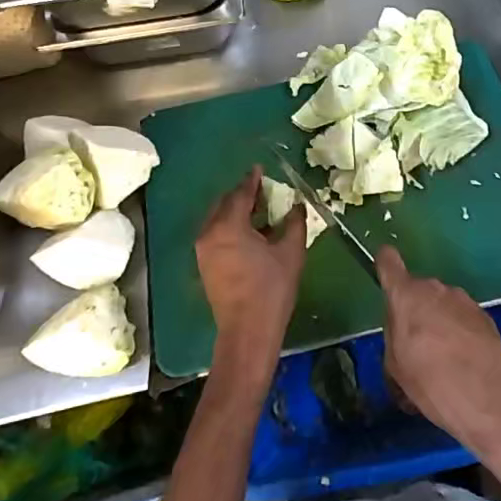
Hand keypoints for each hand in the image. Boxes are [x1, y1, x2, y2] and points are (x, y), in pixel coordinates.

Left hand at [196, 167, 306, 356]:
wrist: (248, 331)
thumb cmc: (272, 289)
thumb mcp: (291, 252)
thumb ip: (293, 222)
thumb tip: (296, 206)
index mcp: (228, 225)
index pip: (240, 194)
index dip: (252, 180)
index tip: (260, 169)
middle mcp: (209, 233)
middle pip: (225, 203)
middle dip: (242, 195)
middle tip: (263, 191)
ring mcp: (203, 250)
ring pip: (218, 219)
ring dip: (236, 211)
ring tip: (259, 212)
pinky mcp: (204, 265)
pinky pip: (216, 234)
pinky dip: (230, 227)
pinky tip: (249, 233)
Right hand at [377, 245, 500, 459]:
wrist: (490, 401)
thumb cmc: (432, 383)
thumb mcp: (395, 367)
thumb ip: (394, 336)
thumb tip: (404, 329)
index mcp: (406, 296)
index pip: (388, 261)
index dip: (384, 265)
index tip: (383, 276)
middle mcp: (435, 289)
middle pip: (417, 291)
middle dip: (414, 312)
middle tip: (414, 348)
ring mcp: (464, 300)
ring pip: (441, 305)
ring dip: (438, 324)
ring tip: (442, 362)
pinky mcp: (485, 316)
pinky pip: (461, 318)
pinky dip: (458, 333)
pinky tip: (463, 363)